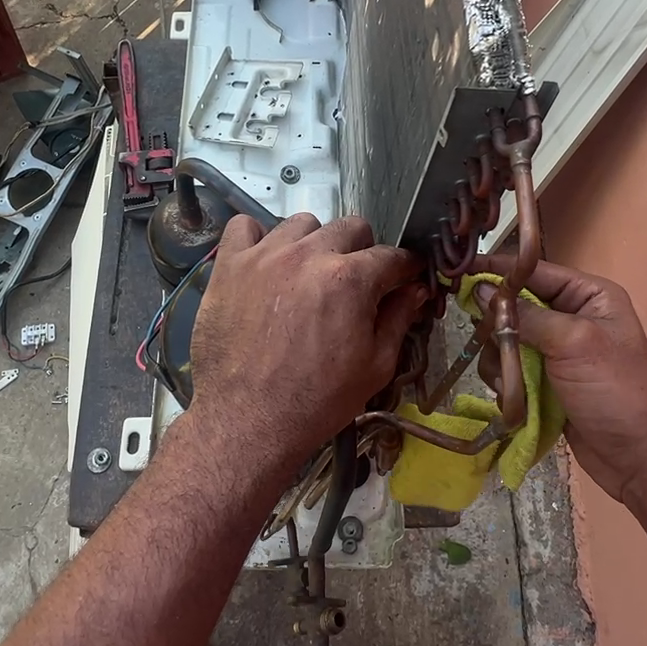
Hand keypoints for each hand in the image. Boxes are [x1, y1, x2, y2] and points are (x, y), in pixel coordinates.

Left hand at [189, 213, 429, 476]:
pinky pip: (244, 226)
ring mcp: (265, 255)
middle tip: (354, 283)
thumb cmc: (318, 401)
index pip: (392, 256)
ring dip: (313, 243)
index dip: (405, 269)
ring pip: (302, 223)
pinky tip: (263, 263)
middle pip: (351, 227)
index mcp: (350, 279)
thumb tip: (417, 289)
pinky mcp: (229, 265)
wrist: (247, 422)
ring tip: (306, 274)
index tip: (404, 279)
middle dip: (362, 252)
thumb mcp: (375, 367)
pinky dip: (257, 238)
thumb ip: (398, 319)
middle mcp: (309, 254)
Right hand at [472, 257, 646, 505]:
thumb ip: (525, 315)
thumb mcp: (573, 342)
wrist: (641, 459)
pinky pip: (510, 369)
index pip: (533, 271)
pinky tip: (513, 398)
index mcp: (588, 296)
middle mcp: (571, 317)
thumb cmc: (616, 391)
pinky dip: (506, 381)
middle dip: (498, 326)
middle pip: (513, 307)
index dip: (497, 272)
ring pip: (505, 340)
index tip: (460, 273)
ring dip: (501, 360)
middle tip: (494, 343)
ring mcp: (556, 352)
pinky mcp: (545, 382)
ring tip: (510, 381)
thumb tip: (480, 292)